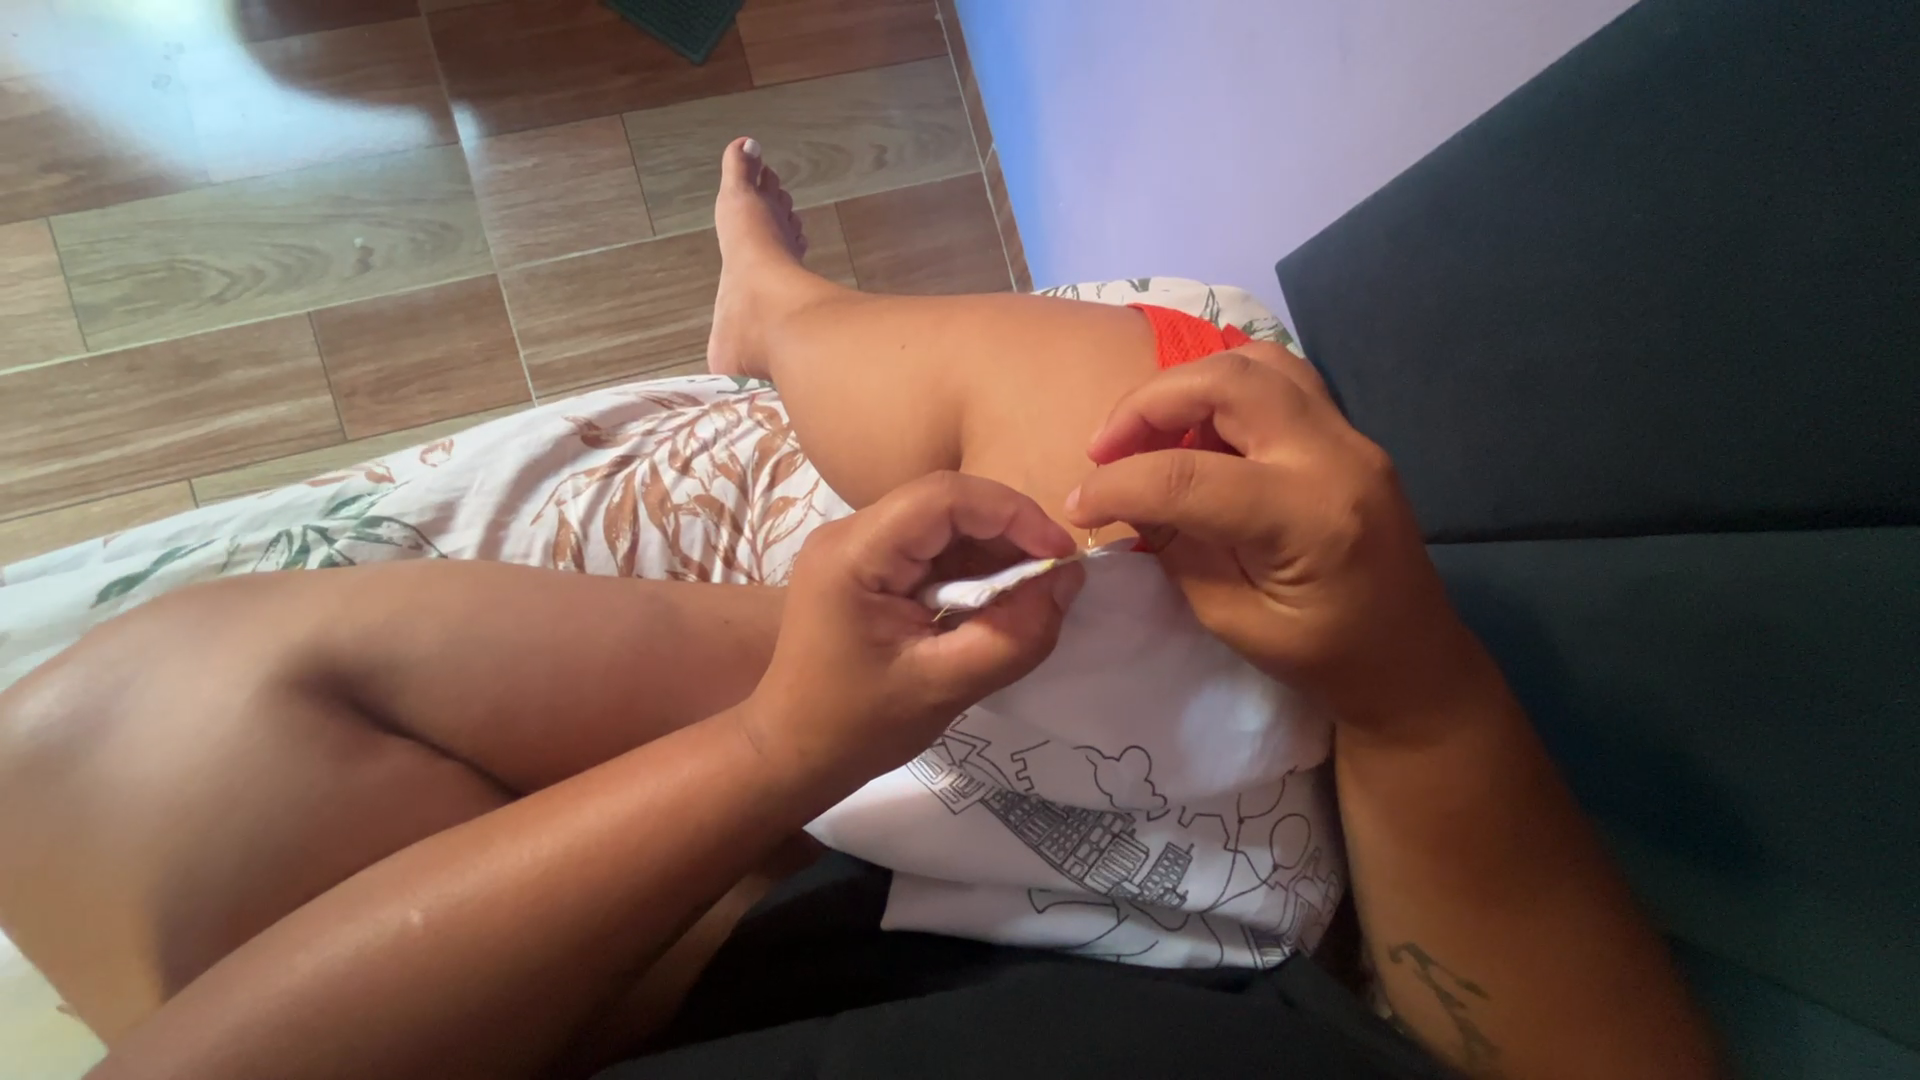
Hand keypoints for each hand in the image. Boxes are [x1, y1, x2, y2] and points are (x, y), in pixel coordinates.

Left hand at [742, 472, 1084, 783]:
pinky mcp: (867, 566)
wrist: (792, 752)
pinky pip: (931, 549)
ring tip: (1028, 595)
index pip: (944, 497)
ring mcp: (855, 546)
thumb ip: (1015, 635)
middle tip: (1052, 578)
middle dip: (1008, 534)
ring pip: (943, 524)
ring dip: (993, 553)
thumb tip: (1069, 579)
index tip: (1059, 556)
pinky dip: (971, 570)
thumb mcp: (945, 687)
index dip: (1012, 514)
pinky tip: (993, 602)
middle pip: (946, 504)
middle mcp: (850, 533)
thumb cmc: (858, 727)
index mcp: (855, 553)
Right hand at [1065, 345, 1485, 733]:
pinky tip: (1197, 432)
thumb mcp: (1231, 618)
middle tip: (1104, 448)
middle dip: (1146, 405)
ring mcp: (1349, 435)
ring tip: (1148, 433)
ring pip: (1255, 361)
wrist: (1412, 658)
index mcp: (1307, 519)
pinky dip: (1221, 390)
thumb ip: (1176, 548)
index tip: (1078, 505)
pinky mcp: (1347, 433)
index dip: (1117, 485)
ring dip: (1185, 386)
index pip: (1188, 476)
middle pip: (1226, 380)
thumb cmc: (1322, 656)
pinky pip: (1278, 378)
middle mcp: (1334, 457)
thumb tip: (1126, 501)